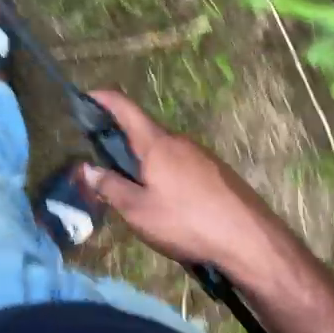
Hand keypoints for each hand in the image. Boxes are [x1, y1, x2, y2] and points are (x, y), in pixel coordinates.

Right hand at [80, 90, 288, 277]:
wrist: (247, 236)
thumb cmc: (186, 221)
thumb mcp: (139, 211)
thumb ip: (111, 187)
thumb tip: (87, 168)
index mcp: (156, 143)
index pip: (126, 108)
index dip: (104, 99)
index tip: (86, 95)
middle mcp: (178, 140)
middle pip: (144, 132)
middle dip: (122, 141)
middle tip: (102, 162)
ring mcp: (200, 154)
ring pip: (163, 151)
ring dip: (145, 162)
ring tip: (133, 190)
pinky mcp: (215, 171)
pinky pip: (181, 164)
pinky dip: (165, 173)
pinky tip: (167, 202)